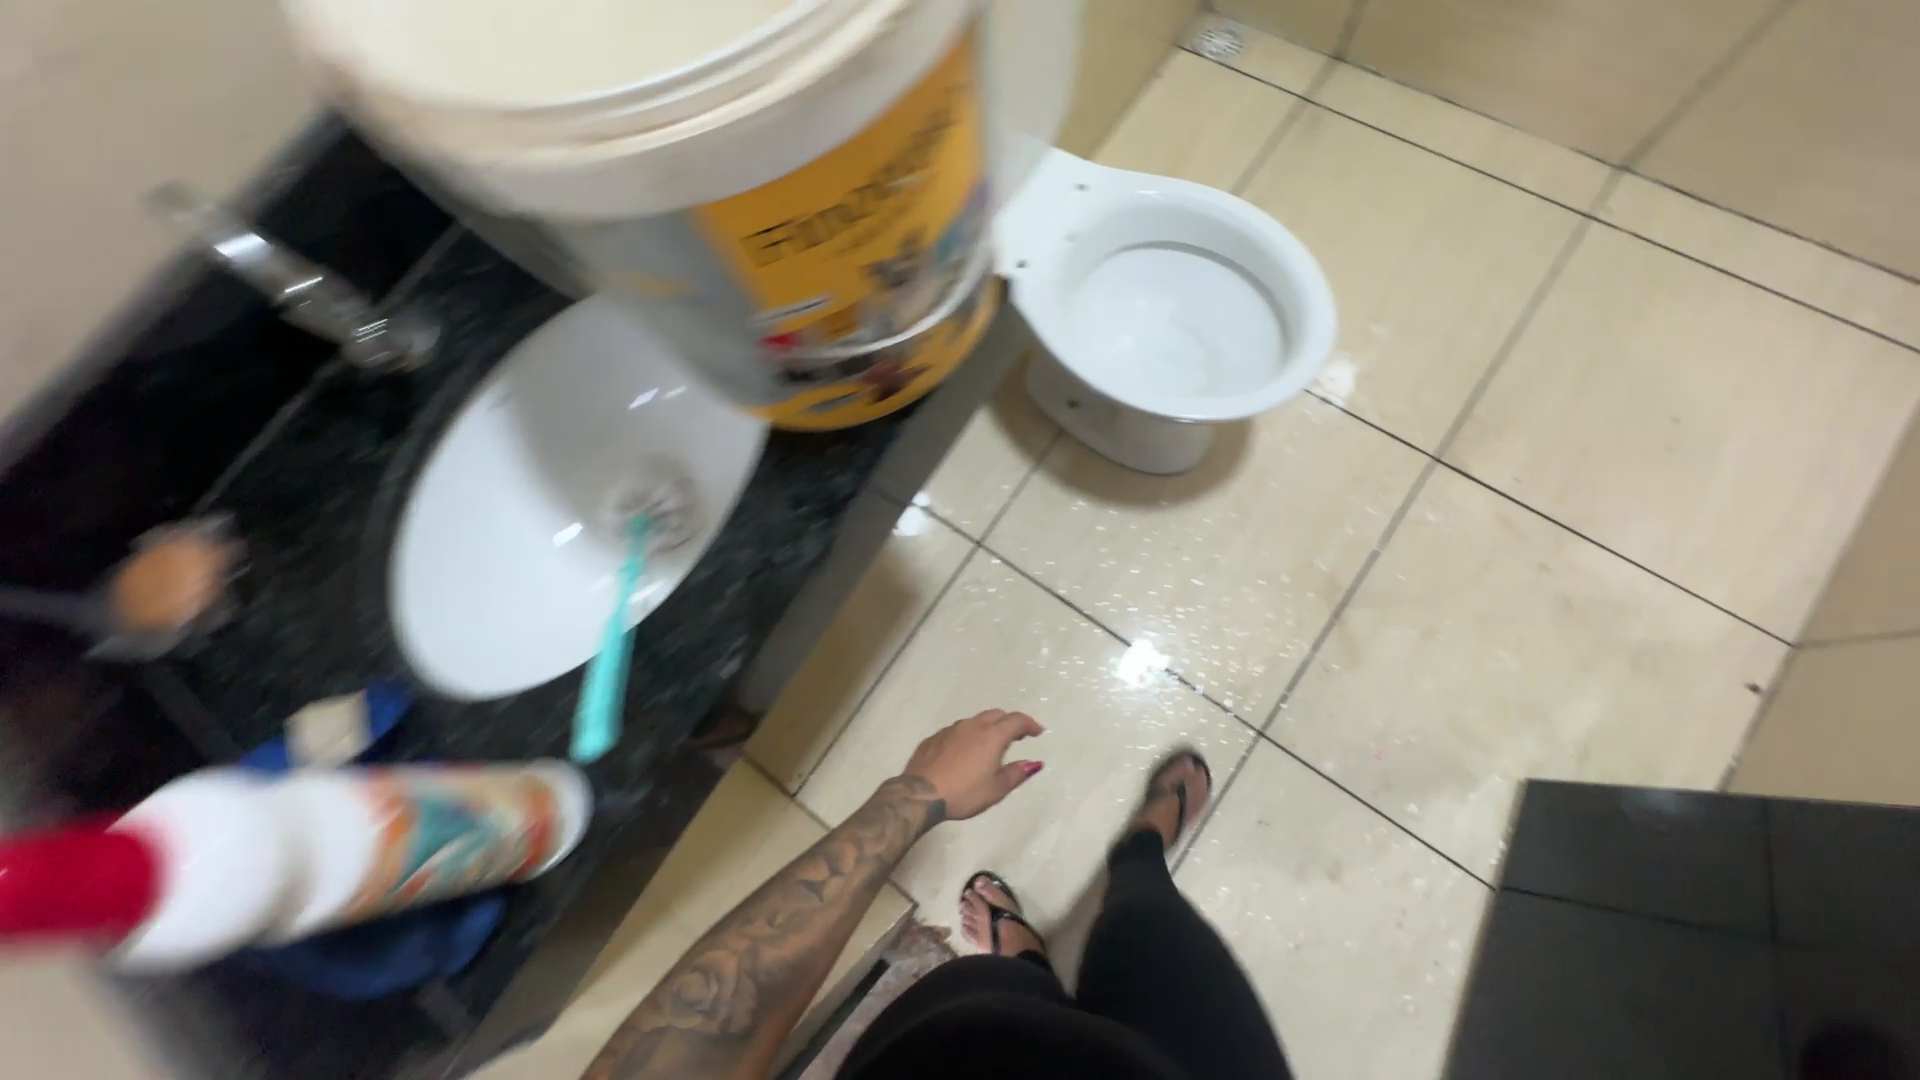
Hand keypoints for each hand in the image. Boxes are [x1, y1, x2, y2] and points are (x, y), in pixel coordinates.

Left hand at [897, 709, 1044, 820]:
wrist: (920, 794)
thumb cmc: (963, 793)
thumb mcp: (995, 789)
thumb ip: (1016, 773)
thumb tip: (1033, 763)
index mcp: (990, 736)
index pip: (1016, 720)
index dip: (1029, 724)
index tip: (1037, 732)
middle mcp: (971, 726)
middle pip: (995, 715)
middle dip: (1009, 722)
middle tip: (1017, 736)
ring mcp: (950, 730)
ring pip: (974, 721)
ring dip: (986, 728)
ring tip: (990, 745)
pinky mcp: (933, 738)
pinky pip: (956, 731)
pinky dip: (966, 737)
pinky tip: (964, 753)